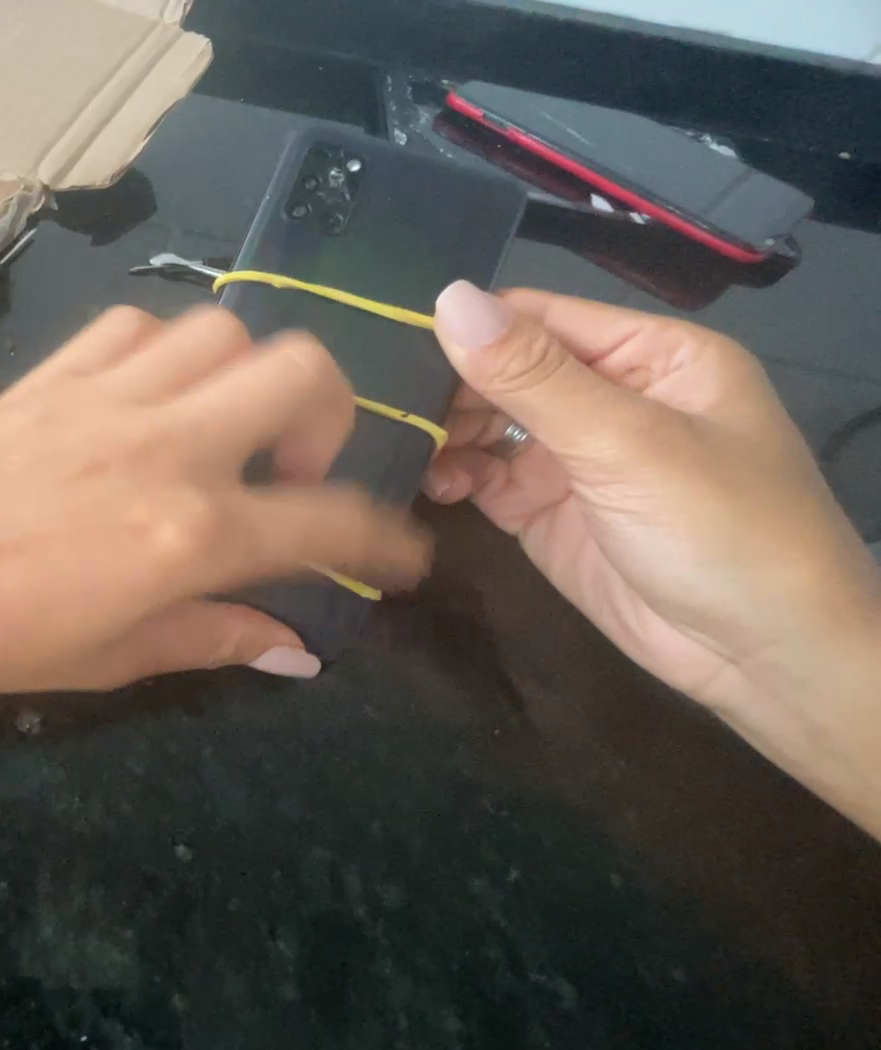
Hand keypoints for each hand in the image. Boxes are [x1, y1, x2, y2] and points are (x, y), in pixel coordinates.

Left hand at [0, 305, 428, 691]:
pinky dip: (163, 350)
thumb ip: (210, 639)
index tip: (397, 557)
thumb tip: (294, 648)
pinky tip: (144, 396)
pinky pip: (134, 324)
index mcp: (189, 533)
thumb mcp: (108, 660)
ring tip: (216, 430)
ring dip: (246, 376)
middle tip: (290, 473)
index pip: (330, 523)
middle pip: (303, 374)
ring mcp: (107, 396)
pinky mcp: (52, 373)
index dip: (385, 544)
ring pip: (224, 332)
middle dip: (331, 419)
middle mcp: (165, 445)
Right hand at [425, 282, 880, 723]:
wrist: (756, 657)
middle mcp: (604, 396)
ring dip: (440, 435)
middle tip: (388, 412)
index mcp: (649, 357)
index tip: (386, 344)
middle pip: (498, 371)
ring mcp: (567, 454)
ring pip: (477, 422)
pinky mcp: (536, 504)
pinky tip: (437, 487)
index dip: (465, 327)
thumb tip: (448, 299)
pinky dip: (448, 475)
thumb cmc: (720, 531)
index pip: (536, 318)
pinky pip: (475, 473)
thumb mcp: (623, 443)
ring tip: (413, 455)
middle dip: (444, 389)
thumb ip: (531, 375)